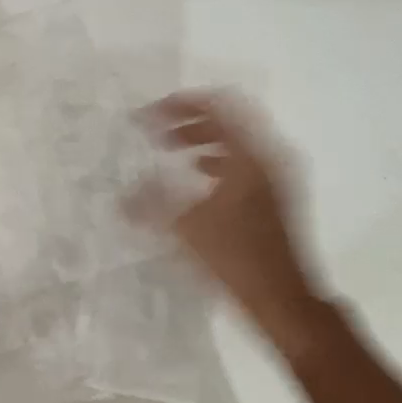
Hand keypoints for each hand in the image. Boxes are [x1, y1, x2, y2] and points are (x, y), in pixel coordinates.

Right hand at [134, 90, 326, 349]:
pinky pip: (242, 161)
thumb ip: (150, 203)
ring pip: (236, 141)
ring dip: (201, 140)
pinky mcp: (274, 196)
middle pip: (228, 120)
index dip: (180, 105)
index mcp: (250, 156)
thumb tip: (120, 194)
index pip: (217, 107)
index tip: (147, 116)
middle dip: (188, 122)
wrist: (282, 297)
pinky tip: (195, 177)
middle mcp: (268, 158)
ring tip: (170, 151)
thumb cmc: (234, 257)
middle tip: (155, 133)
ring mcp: (275, 177)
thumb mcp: (184, 227)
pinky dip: (216, 160)